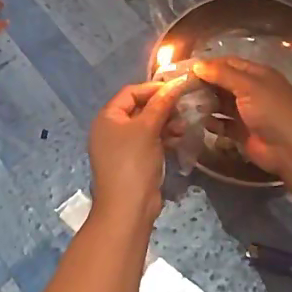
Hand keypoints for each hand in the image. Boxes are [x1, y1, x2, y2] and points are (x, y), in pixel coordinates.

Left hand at [88, 81, 184, 222]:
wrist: (127, 208)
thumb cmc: (133, 162)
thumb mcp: (147, 128)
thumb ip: (161, 104)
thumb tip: (176, 83)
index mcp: (107, 117)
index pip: (131, 92)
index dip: (154, 89)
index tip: (178, 89)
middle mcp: (111, 129)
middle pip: (139, 108)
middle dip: (162, 107)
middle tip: (185, 108)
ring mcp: (122, 147)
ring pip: (147, 126)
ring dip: (166, 123)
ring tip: (184, 126)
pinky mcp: (134, 161)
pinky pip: (149, 141)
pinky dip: (164, 138)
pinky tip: (179, 139)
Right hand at [189, 58, 291, 172]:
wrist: (290, 149)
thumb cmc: (272, 111)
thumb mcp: (248, 86)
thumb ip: (222, 74)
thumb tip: (197, 65)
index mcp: (257, 74)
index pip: (228, 63)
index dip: (208, 65)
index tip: (185, 69)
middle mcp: (251, 90)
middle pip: (222, 83)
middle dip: (203, 84)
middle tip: (179, 88)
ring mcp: (246, 111)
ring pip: (220, 103)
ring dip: (204, 103)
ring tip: (183, 104)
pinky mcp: (241, 131)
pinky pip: (221, 123)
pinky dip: (211, 122)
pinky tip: (198, 122)